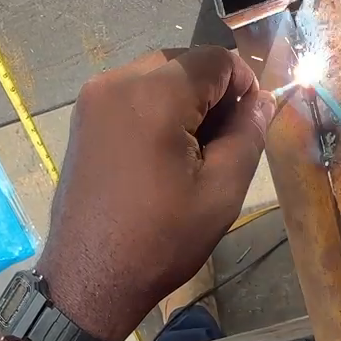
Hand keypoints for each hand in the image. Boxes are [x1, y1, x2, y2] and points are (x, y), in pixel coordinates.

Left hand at [36, 47, 273, 340]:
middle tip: (220, 146)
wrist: (90, 281)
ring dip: (181, 104)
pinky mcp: (81, 122)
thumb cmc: (159, 243)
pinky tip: (159, 159)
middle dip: (210, 95)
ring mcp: (92, 100)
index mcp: (154, 95)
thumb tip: (259, 101)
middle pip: (182, 63)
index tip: (249, 125)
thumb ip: (247, 136)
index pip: (215, 59)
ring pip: (155, 77)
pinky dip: (153, 113)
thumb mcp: (220, 194)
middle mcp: (116, 82)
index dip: (242, 86)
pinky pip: (129, 97)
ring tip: (189, 157)